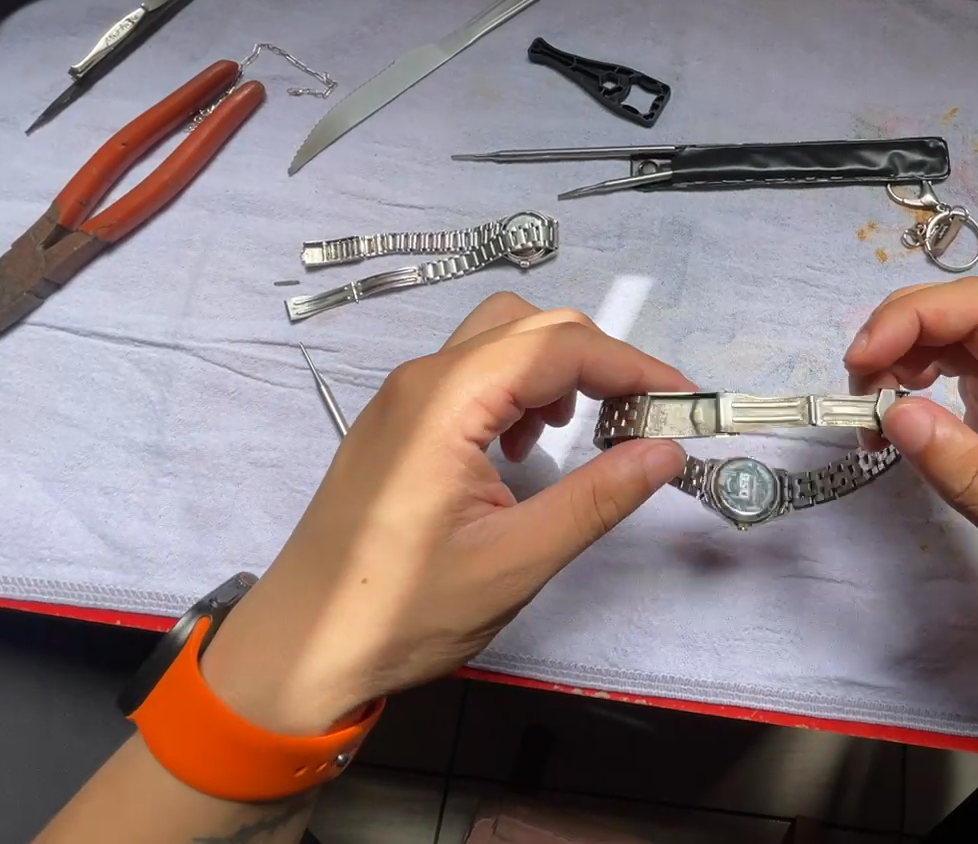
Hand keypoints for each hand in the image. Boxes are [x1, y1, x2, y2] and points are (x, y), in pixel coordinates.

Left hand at [198, 293, 690, 733]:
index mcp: (447, 400)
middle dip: (598, 359)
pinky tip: (522, 447)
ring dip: (557, 368)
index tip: (682, 400)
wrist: (296, 652)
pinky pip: (477, 370)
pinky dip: (522, 387)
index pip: (560, 348)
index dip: (632, 366)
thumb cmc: (403, 612)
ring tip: (575, 429)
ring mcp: (408, 394)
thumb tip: (668, 450)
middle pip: (533, 325)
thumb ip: (598, 499)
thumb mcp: (515, 562)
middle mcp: (425, 377)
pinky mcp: (404, 417)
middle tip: (639, 414)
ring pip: (504, 338)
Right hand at [844, 277, 977, 696]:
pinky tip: (890, 428)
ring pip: (945, 340)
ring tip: (868, 422)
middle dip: (895, 336)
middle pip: (958, 315)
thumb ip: (975, 478)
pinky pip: (944, 376)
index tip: (860, 362)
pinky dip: (904, 390)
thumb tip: (895, 414)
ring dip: (894, 362)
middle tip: (855, 396)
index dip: (914, 318)